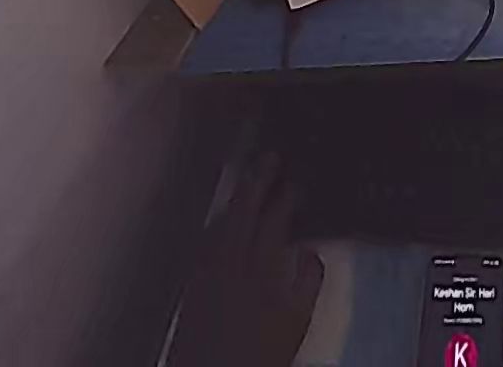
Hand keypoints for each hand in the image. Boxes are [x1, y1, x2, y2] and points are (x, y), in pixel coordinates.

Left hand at [167, 156, 324, 366]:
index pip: (278, 213)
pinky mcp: (193, 278)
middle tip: (272, 157)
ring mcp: (209, 264)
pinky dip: (221, 216)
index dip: (290, 194)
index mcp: (263, 260)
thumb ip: (308, 279)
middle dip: (260, 176)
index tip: (299, 182)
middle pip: (246, 203)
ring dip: (239, 193)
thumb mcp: (297, 320)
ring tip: (251, 179)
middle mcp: (233, 254)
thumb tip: (309, 249)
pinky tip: (226, 217)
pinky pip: (209, 233)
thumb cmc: (259, 354)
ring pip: (225, 214)